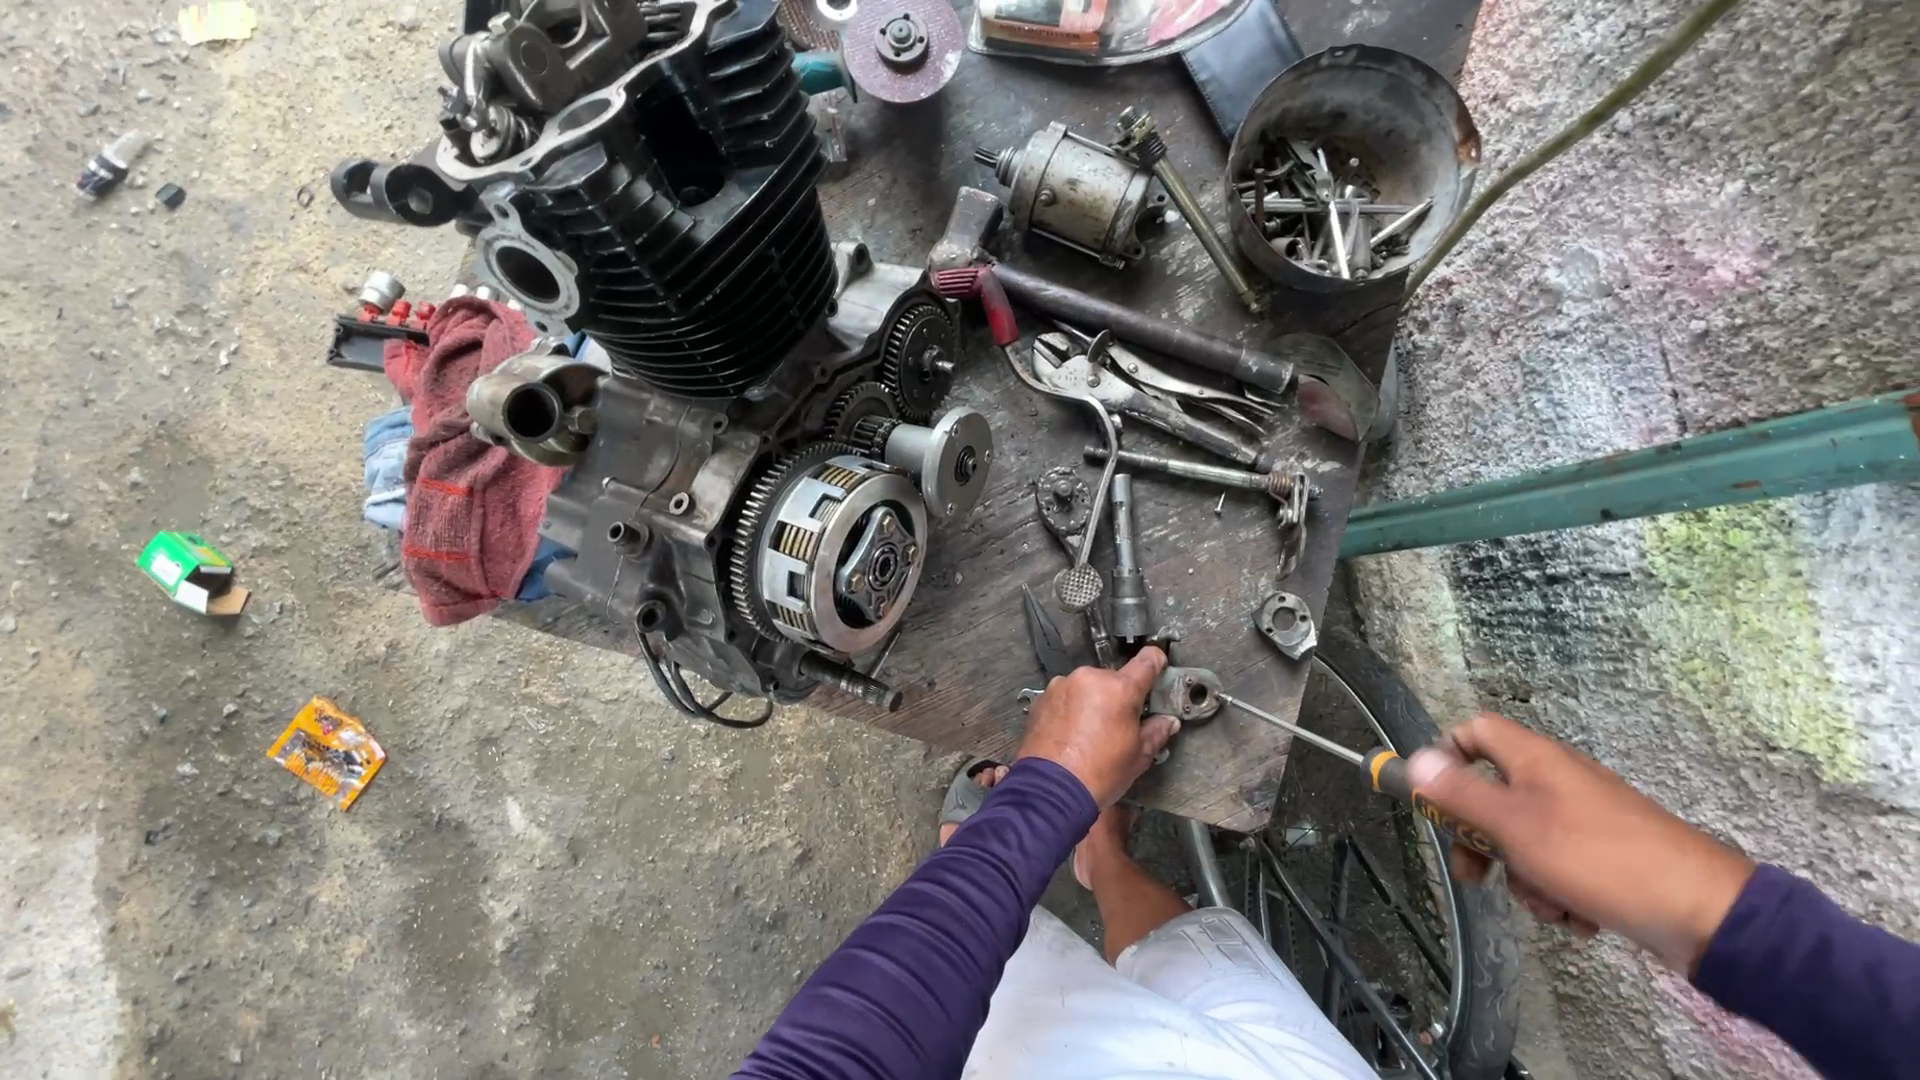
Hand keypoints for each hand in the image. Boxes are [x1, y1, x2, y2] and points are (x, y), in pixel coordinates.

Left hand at [1017, 648, 1178, 807]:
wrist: (1051, 789)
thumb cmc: (1095, 774)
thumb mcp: (1138, 755)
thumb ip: (1156, 732)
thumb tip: (1166, 722)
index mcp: (1119, 689)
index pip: (1146, 662)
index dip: (1155, 662)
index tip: (1157, 662)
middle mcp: (1088, 679)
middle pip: (1113, 680)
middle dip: (1118, 697)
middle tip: (1120, 724)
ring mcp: (1062, 686)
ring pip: (1087, 688)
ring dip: (1092, 702)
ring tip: (1092, 735)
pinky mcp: (1043, 698)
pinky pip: (1065, 697)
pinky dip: (1071, 710)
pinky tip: (1074, 734)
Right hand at [1406, 712, 1755, 974]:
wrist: (1709, 915)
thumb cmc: (1598, 858)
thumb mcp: (1514, 826)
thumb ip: (1459, 793)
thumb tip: (1414, 760)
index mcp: (1534, 760)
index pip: (1475, 731)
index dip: (1448, 755)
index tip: (1435, 796)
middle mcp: (1557, 780)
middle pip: (1492, 792)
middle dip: (1478, 837)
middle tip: (1472, 871)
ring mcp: (1586, 818)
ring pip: (1524, 836)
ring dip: (1521, 874)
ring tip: (1546, 904)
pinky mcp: (1609, 854)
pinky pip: (1561, 863)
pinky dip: (1559, 890)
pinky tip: (1576, 915)